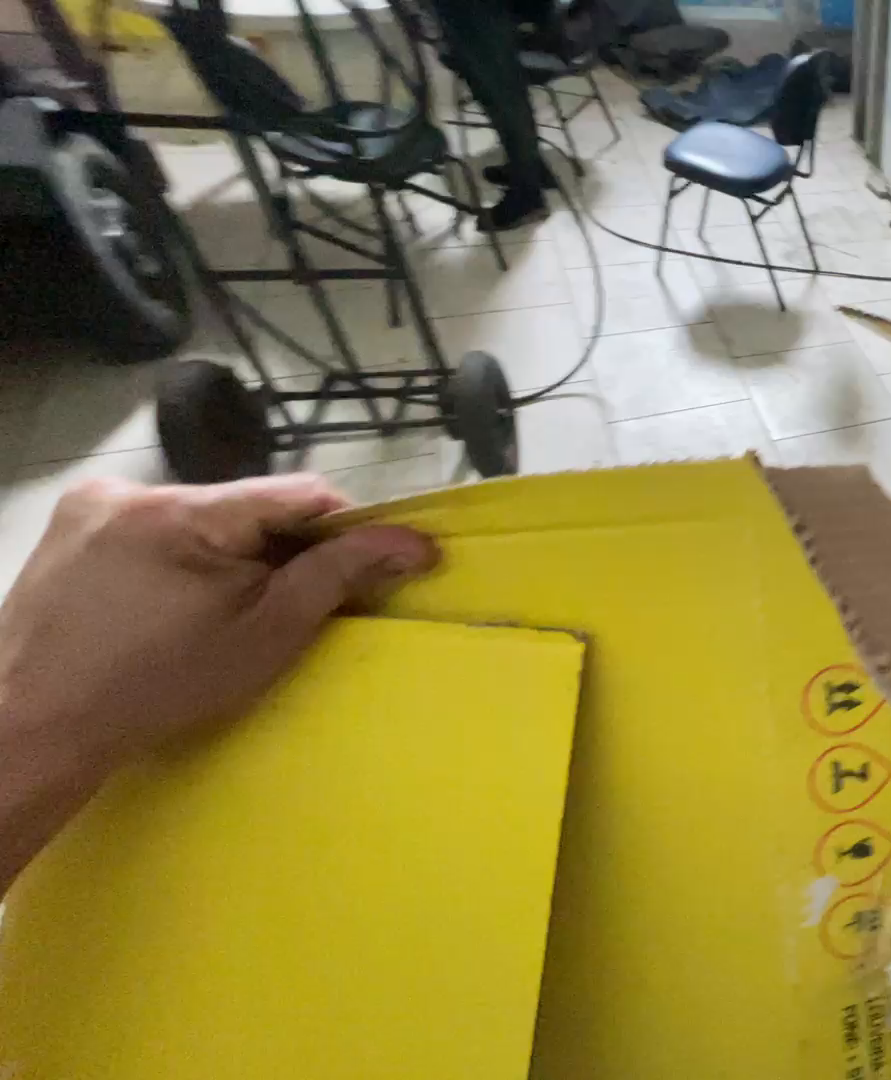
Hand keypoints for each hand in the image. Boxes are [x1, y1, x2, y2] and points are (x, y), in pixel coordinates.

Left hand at [0, 474, 437, 784]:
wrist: (28, 729)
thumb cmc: (163, 683)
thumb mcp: (273, 628)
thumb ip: (344, 571)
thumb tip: (418, 542)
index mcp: (183, 512)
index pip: (303, 492)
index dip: (348, 527)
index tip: (362, 569)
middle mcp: (133, 489)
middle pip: (258, 502)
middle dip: (292, 544)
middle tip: (299, 597)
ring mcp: (96, 504)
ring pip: (219, 513)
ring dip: (248, 549)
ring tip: (242, 601)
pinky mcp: (76, 524)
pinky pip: (173, 523)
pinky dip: (203, 552)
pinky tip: (192, 594)